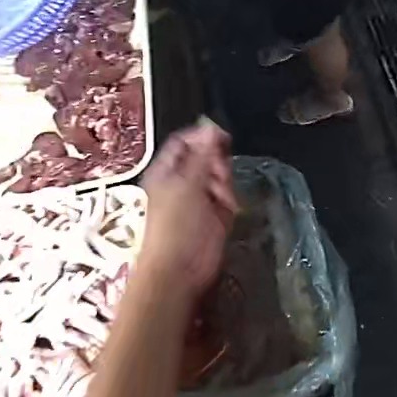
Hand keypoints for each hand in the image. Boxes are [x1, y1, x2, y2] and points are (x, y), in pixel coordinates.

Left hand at [138, 119, 235, 304]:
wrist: (181, 270)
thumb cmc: (176, 226)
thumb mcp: (188, 183)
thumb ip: (203, 154)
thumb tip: (211, 127)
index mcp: (167, 170)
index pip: (185, 141)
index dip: (203, 136)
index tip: (223, 138)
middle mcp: (182, 180)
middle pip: (206, 157)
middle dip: (217, 163)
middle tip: (221, 174)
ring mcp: (199, 197)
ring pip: (219, 175)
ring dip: (225, 182)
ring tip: (223, 196)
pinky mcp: (215, 213)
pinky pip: (227, 196)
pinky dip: (230, 200)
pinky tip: (228, 208)